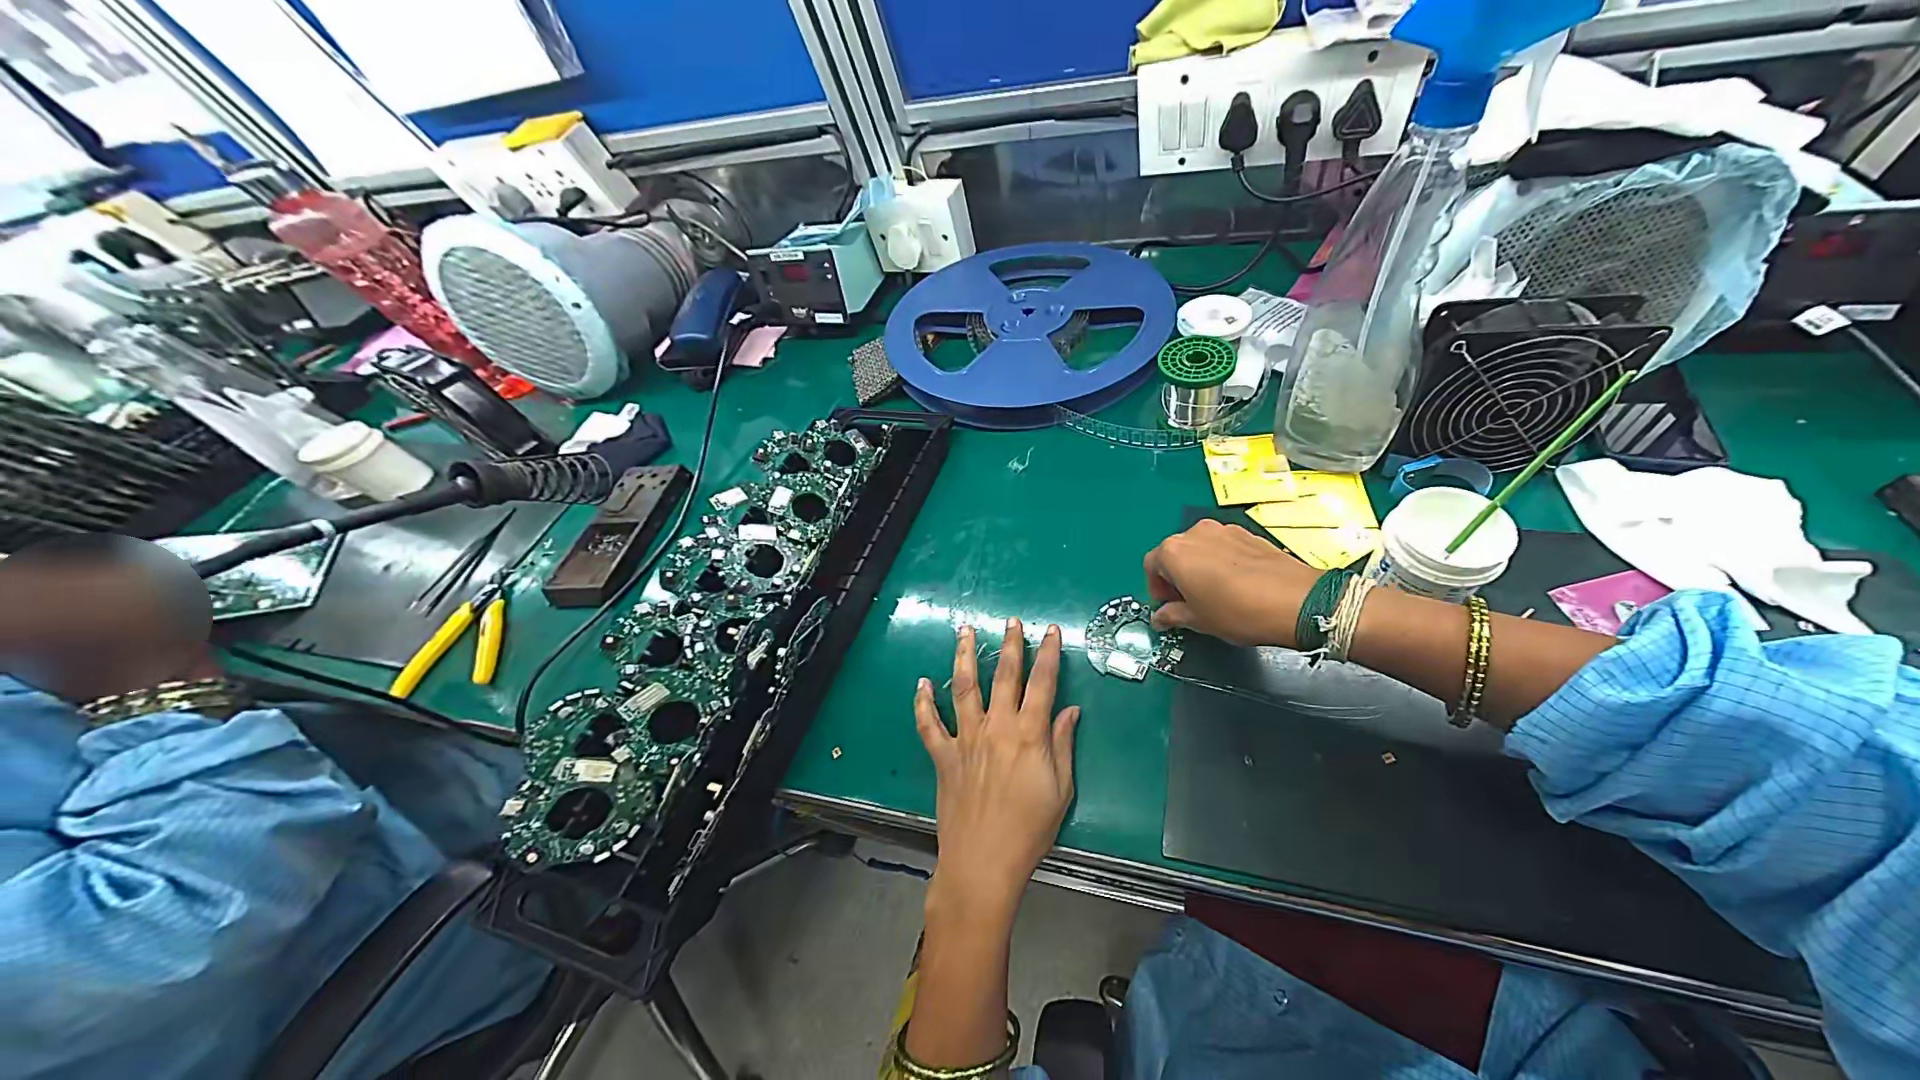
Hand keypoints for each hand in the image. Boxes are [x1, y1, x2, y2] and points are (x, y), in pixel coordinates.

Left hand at [914, 619, 1080, 916]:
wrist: (983, 862)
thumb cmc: (1029, 830)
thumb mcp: (1061, 790)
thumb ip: (1063, 745)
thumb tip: (1070, 711)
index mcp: (1028, 735)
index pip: (1042, 683)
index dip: (1048, 654)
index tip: (1049, 631)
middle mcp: (996, 727)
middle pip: (1004, 676)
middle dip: (1009, 645)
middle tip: (1011, 621)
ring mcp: (966, 739)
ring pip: (963, 687)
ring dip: (964, 656)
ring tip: (965, 632)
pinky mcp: (943, 755)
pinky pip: (929, 724)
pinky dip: (922, 702)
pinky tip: (921, 683)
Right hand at [1144, 519, 1319, 647]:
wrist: (1295, 600)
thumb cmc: (1237, 611)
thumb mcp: (1198, 620)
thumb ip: (1173, 615)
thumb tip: (1161, 617)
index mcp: (1174, 551)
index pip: (1151, 565)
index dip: (1156, 587)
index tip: (1168, 605)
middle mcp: (1195, 533)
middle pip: (1175, 552)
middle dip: (1177, 575)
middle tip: (1189, 601)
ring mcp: (1224, 530)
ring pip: (1201, 548)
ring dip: (1199, 567)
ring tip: (1214, 593)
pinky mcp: (1249, 534)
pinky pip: (1224, 547)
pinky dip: (1222, 562)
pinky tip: (1236, 585)